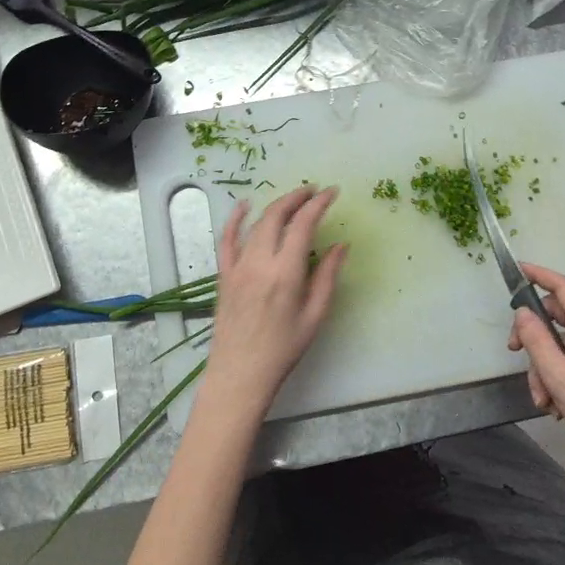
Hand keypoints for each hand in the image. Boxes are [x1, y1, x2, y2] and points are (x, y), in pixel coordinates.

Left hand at [205, 186, 347, 412]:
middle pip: (277, 216)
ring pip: (256, 223)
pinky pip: (227, 239)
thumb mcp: (314, 316)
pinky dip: (236, 218)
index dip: (318, 203)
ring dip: (276, 206)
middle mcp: (259, 263)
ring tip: (294, 200)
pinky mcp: (224, 274)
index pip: (303, 224)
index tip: (332, 192)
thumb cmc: (283, 350)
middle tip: (314, 192)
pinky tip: (245, 205)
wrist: (240, 373)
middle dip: (297, 197)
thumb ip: (327, 277)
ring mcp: (237, 266)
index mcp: (285, 273)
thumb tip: (340, 245)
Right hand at [506, 263, 564, 472]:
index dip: (539, 275)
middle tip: (514, 354)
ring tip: (544, 400)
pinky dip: (556, 378)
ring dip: (543, 368)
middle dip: (533, 340)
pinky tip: (556, 405)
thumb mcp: (559, 376)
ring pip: (559, 344)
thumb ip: (536, 340)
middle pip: (556, 318)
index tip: (517, 269)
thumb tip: (522, 312)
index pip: (564, 287)